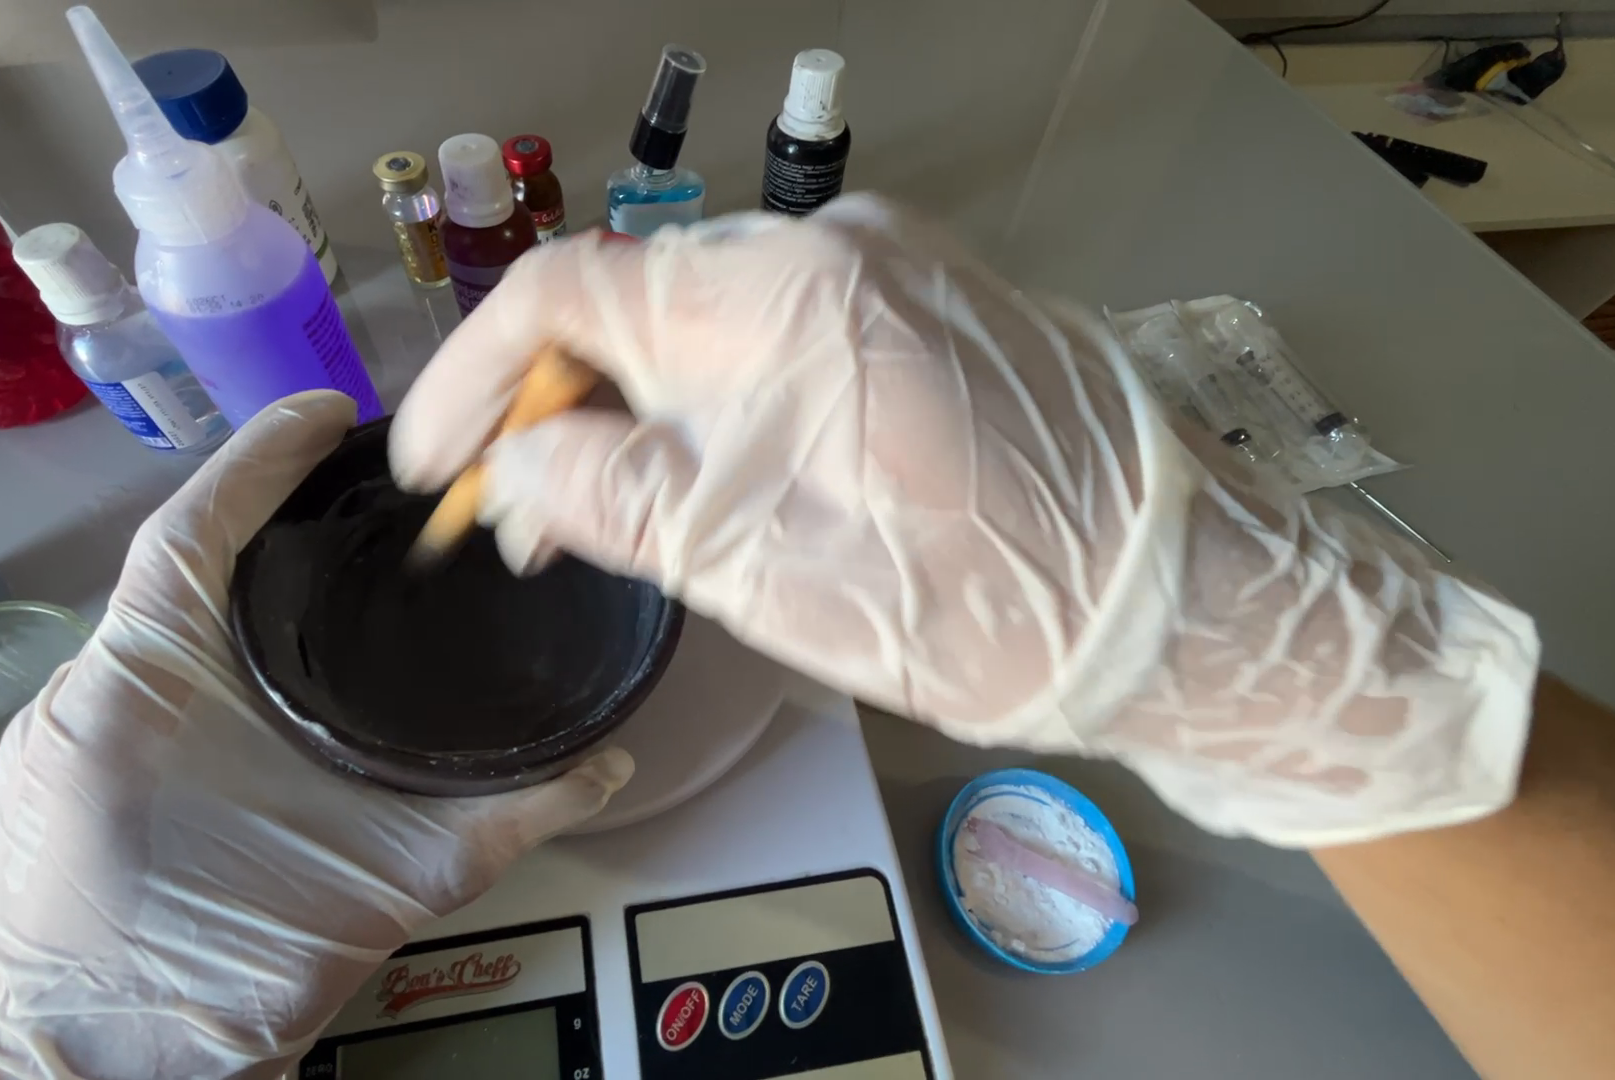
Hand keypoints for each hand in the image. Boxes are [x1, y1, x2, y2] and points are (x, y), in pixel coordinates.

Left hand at [0, 392, 631, 1079]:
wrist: (112, 1075)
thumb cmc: (215, 963)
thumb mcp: (381, 879)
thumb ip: (504, 814)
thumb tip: (610, 764)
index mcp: (159, 680)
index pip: (196, 528)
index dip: (263, 454)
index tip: (333, 409)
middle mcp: (139, 673)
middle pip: (206, 544)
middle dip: (285, 487)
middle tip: (388, 462)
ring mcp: (117, 704)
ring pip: (195, 593)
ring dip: (271, 544)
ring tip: (368, 516)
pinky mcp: (116, 737)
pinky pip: (189, 647)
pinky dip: (248, 609)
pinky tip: (317, 607)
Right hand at [391, 195, 1538, 846]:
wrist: (1181, 603)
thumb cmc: (985, 608)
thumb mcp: (778, 576)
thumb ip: (631, 505)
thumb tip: (522, 468)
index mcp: (787, 305)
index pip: (572, 295)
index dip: (477, 377)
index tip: (434, 462)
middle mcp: (829, 256)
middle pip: (629, 306)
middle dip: (550, 408)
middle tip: (517, 510)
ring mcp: (879, 275)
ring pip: (695, 327)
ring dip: (626, 413)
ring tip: (593, 508)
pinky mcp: (911, 316)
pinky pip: (766, 341)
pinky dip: (703, 405)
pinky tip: (695, 472)